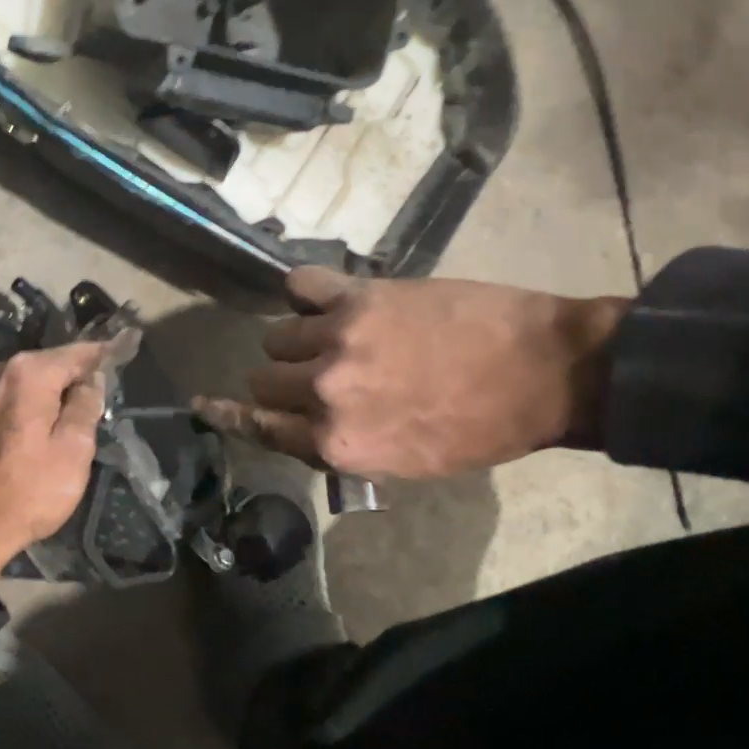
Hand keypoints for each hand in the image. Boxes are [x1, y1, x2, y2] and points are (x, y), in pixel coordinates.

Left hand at [0, 342, 110, 603]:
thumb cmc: (30, 490)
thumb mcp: (73, 449)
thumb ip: (85, 406)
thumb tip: (92, 379)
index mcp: (29, 373)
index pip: (78, 352)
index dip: (106, 350)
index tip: (130, 342)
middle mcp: (3, 372)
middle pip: (54, 362)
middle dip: (83, 368)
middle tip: (114, 375)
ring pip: (36, 379)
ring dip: (61, 385)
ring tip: (90, 394)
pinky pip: (20, 395)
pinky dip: (41, 399)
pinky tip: (56, 411)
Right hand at [196, 267, 629, 479]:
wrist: (545, 370)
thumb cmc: (481, 430)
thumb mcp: (406, 464)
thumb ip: (345, 447)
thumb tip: (305, 426)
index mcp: (337, 443)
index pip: (256, 427)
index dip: (226, 415)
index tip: (203, 404)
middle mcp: (324, 393)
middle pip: (263, 379)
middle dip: (282, 382)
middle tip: (315, 375)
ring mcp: (337, 341)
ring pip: (278, 335)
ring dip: (298, 339)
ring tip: (333, 336)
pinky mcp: (358, 297)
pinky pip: (301, 285)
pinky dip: (305, 291)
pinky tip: (322, 296)